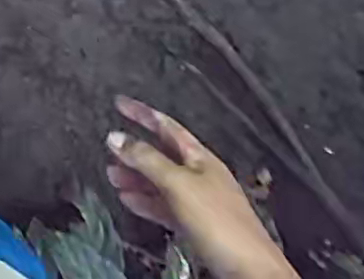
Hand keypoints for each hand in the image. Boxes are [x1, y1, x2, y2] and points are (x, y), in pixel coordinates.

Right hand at [105, 96, 295, 278]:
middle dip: (135, 151)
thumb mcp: (178, 184)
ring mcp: (200, 203)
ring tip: (112, 177)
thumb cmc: (218, 222)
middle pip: (162, 155)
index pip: (166, 126)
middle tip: (110, 148)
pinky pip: (166, 207)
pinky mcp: (198, 228)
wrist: (254, 276)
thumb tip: (115, 136)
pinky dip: (147, 202)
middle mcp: (200, 176)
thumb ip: (146, 159)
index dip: (142, 113)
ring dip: (136, 178)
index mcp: (200, 158)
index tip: (119, 103)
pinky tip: (129, 201)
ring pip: (161, 183)